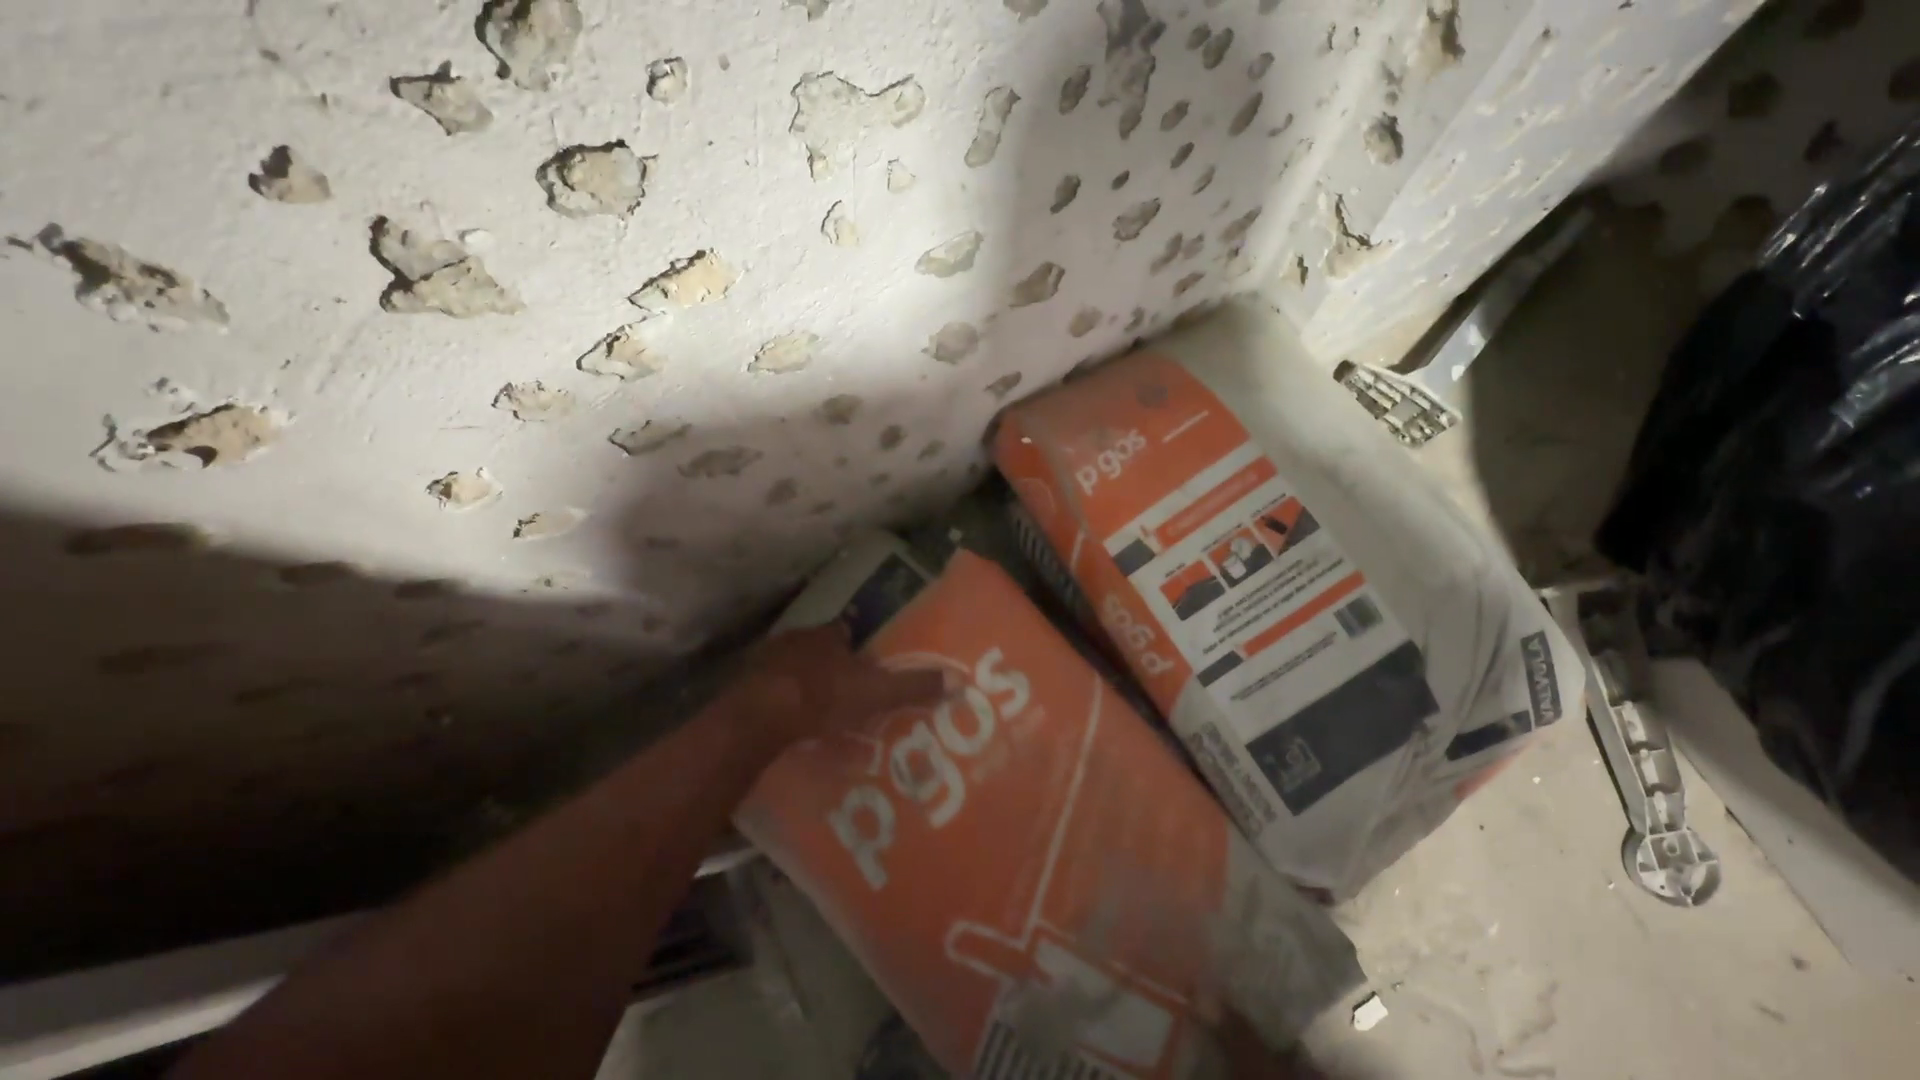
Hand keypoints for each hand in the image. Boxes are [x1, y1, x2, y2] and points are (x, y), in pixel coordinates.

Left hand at [730, 625, 947, 747]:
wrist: (760, 715)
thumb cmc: (823, 696)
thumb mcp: (875, 693)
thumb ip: (912, 686)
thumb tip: (958, 679)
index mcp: (827, 635)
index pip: (845, 630)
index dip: (856, 644)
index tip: (865, 661)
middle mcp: (795, 639)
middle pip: (817, 648)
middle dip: (829, 664)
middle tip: (844, 688)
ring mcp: (765, 661)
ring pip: (791, 667)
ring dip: (803, 681)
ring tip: (818, 709)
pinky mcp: (745, 686)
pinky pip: (769, 689)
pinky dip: (780, 700)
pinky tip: (789, 720)